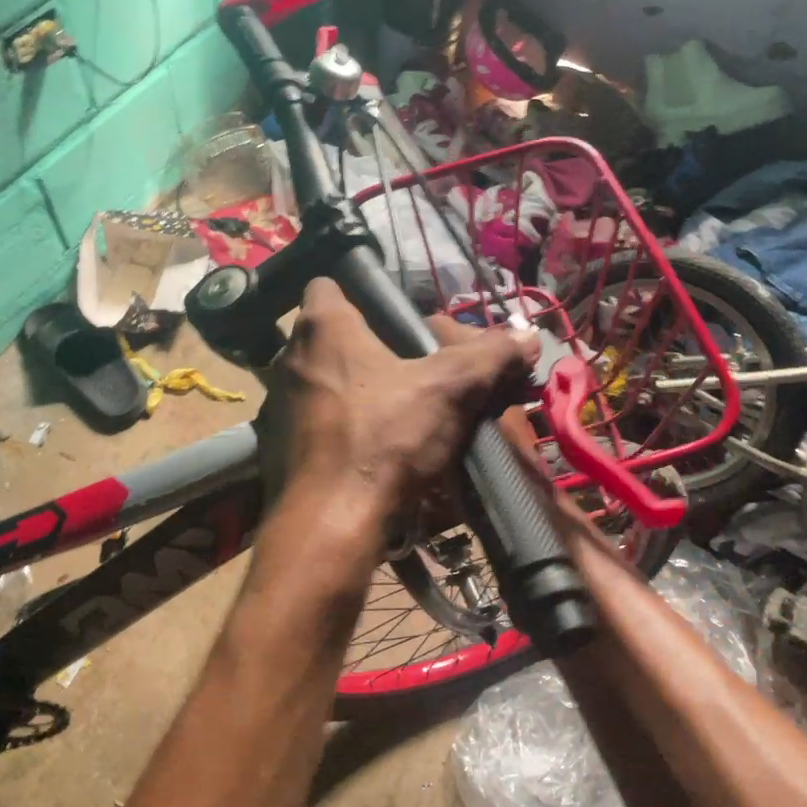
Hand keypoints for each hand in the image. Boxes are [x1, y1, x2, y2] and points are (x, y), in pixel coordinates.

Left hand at [257, 279, 538, 536]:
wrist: (332, 523)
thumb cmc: (385, 439)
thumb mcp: (450, 390)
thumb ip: (489, 357)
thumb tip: (528, 336)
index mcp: (323, 327)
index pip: (327, 283)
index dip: (360, 293)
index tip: (395, 317)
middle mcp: (291, 358)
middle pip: (331, 336)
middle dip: (369, 346)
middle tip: (412, 367)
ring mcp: (279, 404)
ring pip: (323, 381)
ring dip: (355, 389)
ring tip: (398, 409)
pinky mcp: (278, 446)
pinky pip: (316, 421)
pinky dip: (340, 426)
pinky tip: (373, 446)